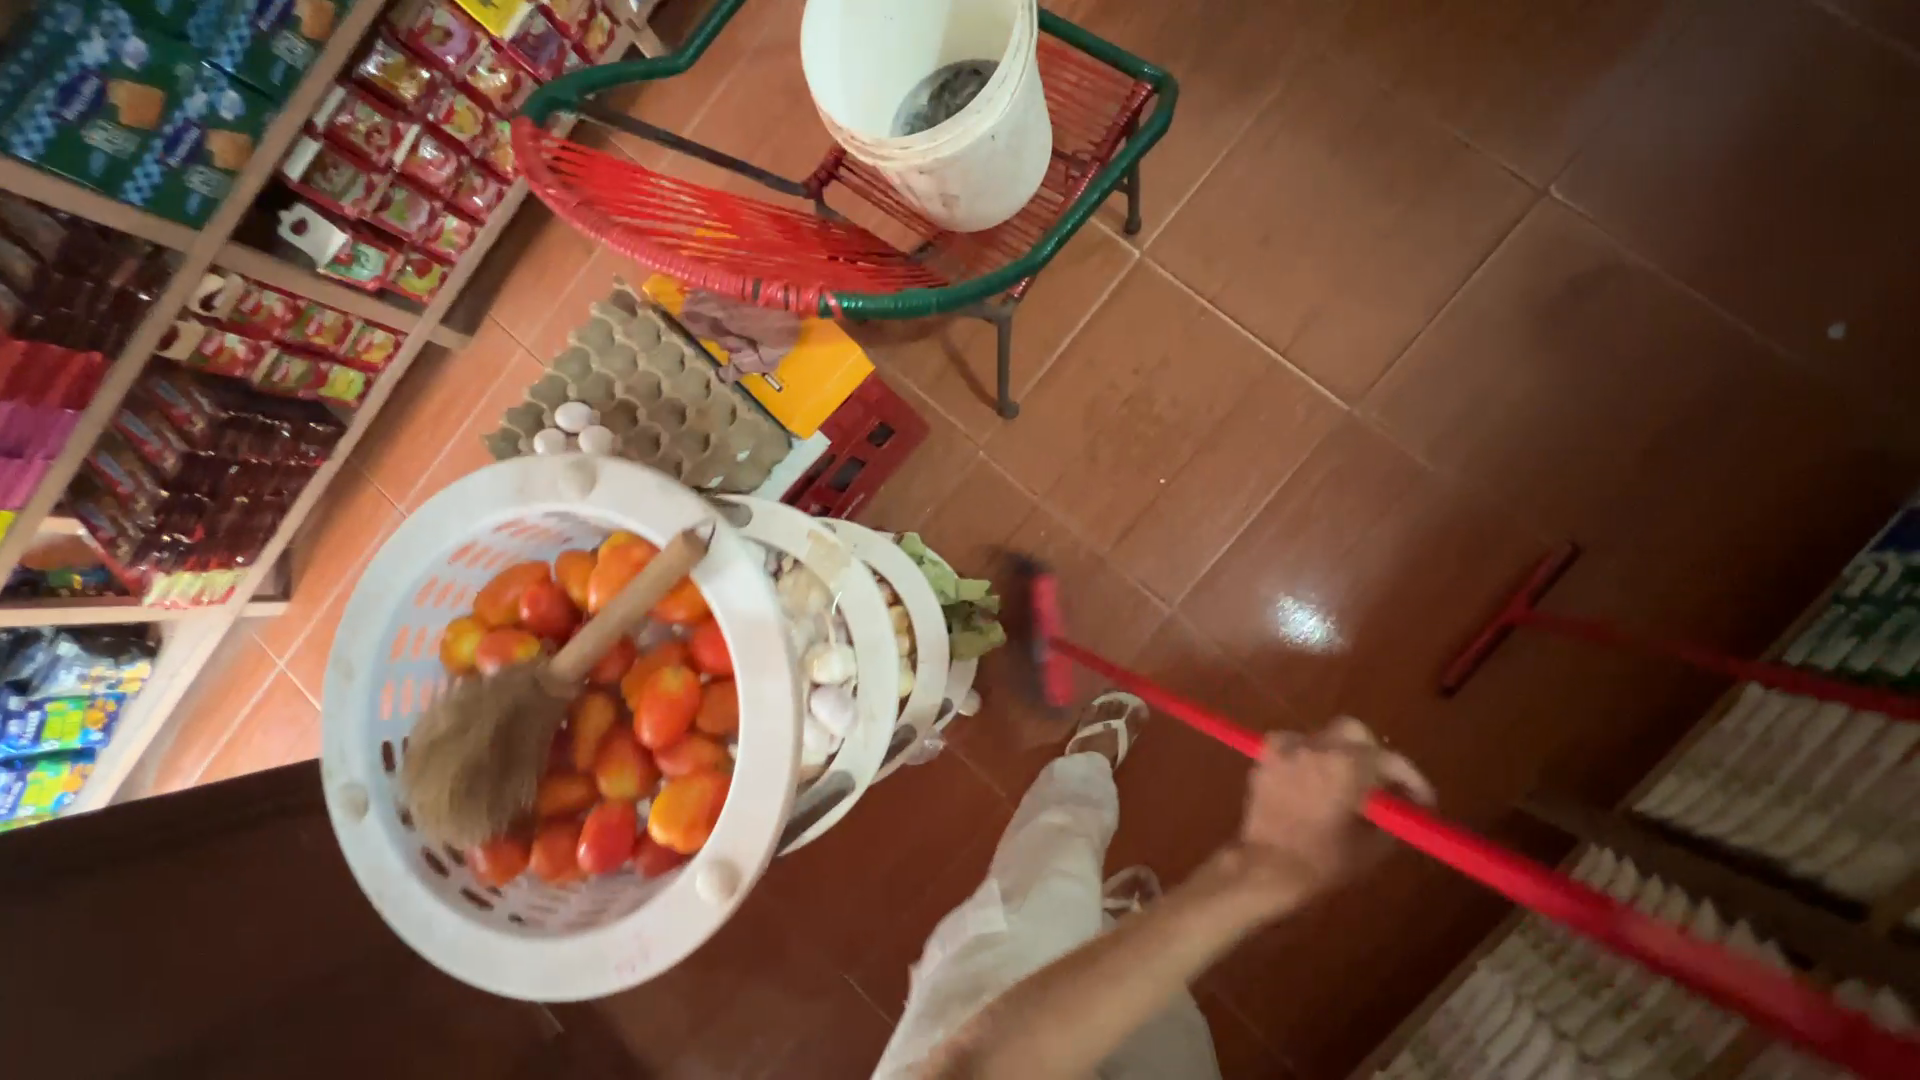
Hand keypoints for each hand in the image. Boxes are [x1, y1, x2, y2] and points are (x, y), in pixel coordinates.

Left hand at [1232, 718, 1434, 905]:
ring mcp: (1284, 749)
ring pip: (1321, 737)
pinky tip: (1313, 783)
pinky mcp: (1263, 758)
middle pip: (1353, 732)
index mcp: (1346, 765)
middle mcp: (1315, 747)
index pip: (1390, 759)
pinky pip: (1293, 748)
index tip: (1422, 799)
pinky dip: (1307, 759)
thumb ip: (1392, 818)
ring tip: (1345, 785)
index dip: (1411, 779)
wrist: (1266, 867)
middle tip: (1380, 782)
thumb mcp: (1372, 846)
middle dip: (1372, 752)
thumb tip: (1404, 806)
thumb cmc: (1323, 861)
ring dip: (1337, 755)